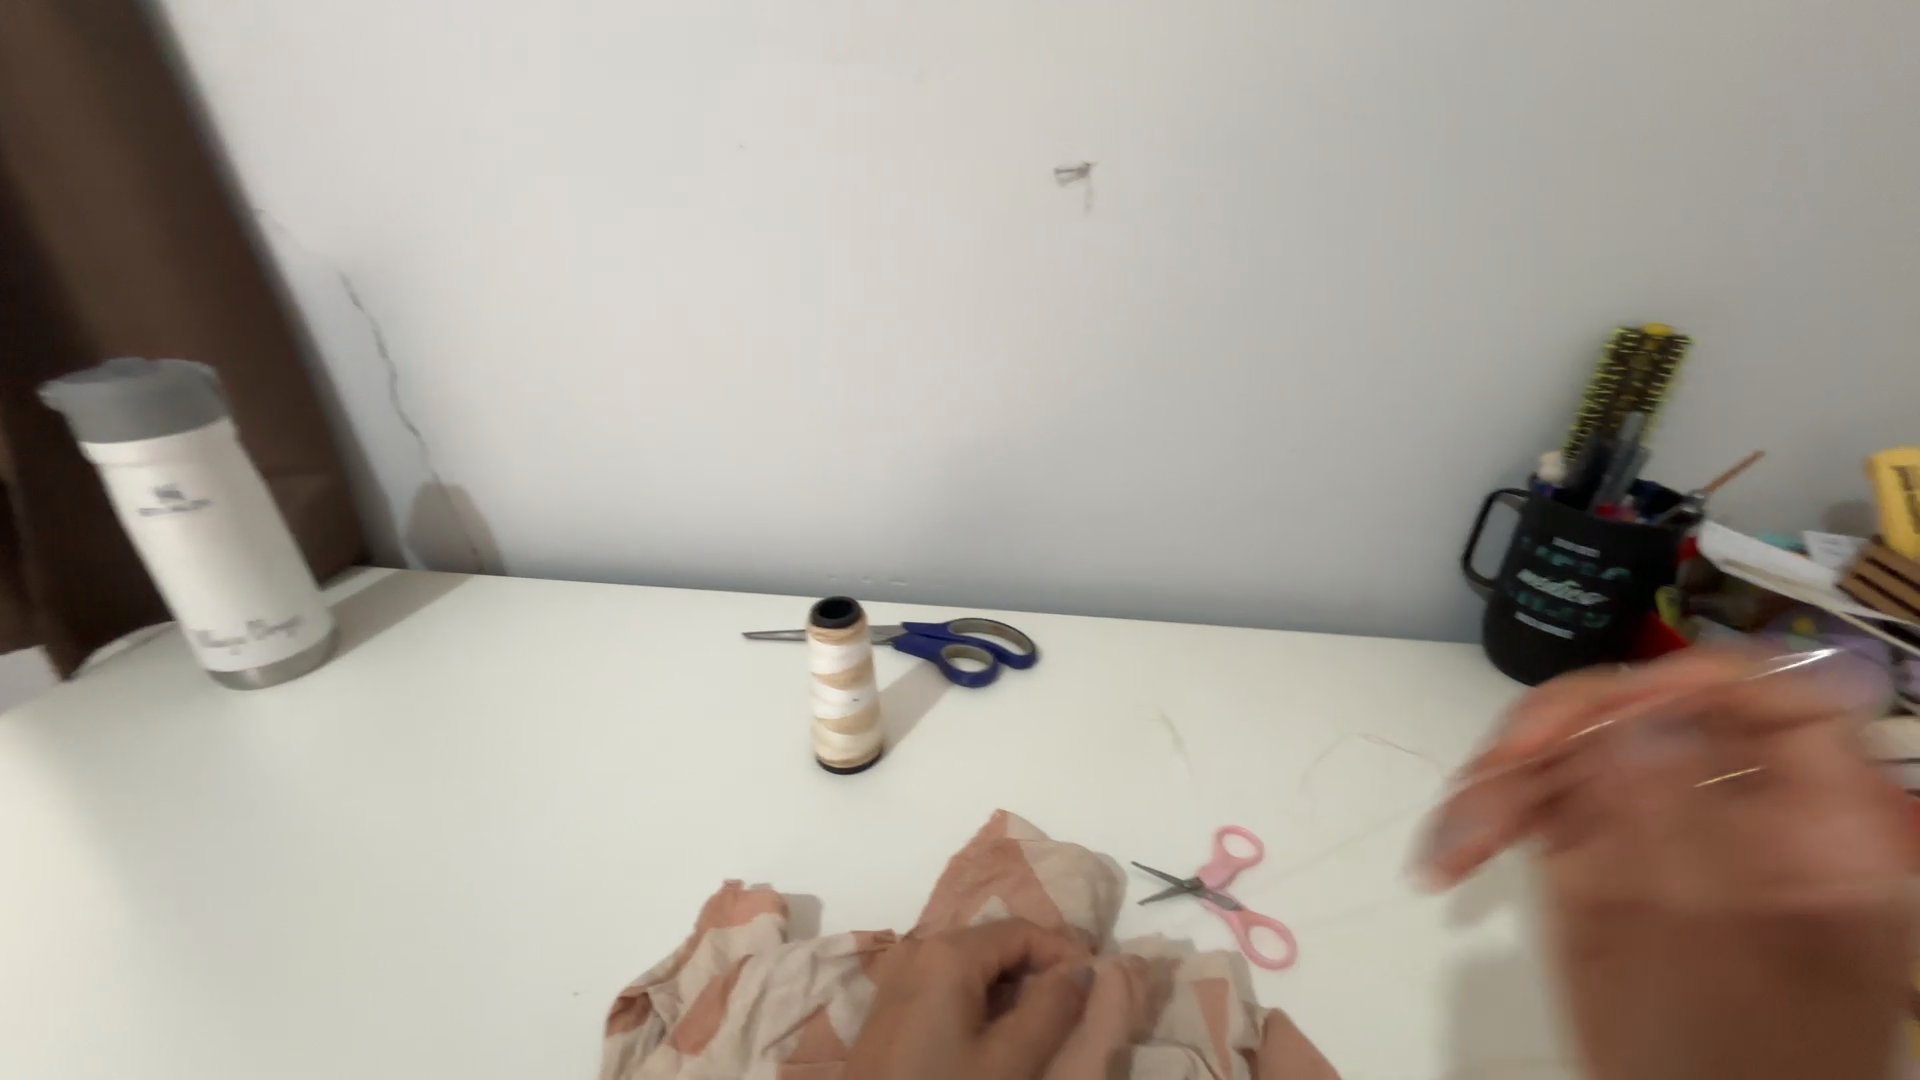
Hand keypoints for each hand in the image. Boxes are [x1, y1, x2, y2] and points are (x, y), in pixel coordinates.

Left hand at [845, 918, 1092, 1079]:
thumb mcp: (1007, 1063)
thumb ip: (1050, 1009)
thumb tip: (1083, 969)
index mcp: (949, 951)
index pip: (1022, 931)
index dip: (1063, 954)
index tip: (1096, 989)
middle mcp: (921, 949)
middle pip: (995, 943)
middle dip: (1037, 971)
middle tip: (1074, 1011)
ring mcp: (901, 977)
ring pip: (972, 966)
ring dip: (1010, 990)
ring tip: (1042, 1029)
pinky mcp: (892, 1008)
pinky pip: (947, 986)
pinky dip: (980, 1002)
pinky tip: (996, 1038)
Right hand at [1418, 647, 1913, 1079]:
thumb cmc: (1728, 1056)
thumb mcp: (1717, 943)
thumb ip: (1679, 821)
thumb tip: (1634, 716)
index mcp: (1799, 824)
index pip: (1767, 701)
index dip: (1689, 680)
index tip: (1609, 712)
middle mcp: (1717, 802)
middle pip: (1631, 709)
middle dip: (1549, 730)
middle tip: (1498, 766)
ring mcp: (1640, 818)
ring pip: (1554, 747)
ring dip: (1490, 782)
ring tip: (1454, 843)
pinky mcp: (1575, 840)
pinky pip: (1514, 794)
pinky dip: (1470, 818)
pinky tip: (1445, 859)